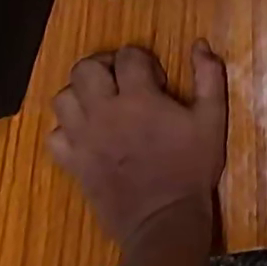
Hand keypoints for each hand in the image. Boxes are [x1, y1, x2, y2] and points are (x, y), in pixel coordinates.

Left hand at [49, 41, 228, 249]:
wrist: (164, 221)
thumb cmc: (191, 167)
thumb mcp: (212, 118)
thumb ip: (208, 76)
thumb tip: (200, 44)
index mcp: (139, 97)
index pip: (127, 55)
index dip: (142, 58)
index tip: (156, 79)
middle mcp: (104, 112)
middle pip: (85, 69)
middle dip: (104, 66)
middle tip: (123, 81)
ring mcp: (84, 139)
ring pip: (63, 98)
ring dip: (81, 94)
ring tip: (103, 104)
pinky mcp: (73, 164)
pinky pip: (55, 136)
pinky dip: (67, 130)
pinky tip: (88, 135)